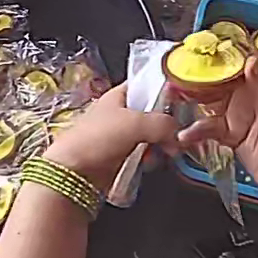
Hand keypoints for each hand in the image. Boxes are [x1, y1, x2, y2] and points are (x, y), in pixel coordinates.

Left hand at [42, 82, 180, 191]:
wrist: (73, 173)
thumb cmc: (99, 138)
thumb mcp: (136, 122)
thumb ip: (163, 123)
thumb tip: (179, 134)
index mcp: (119, 95)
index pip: (147, 85)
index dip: (166, 91)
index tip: (184, 102)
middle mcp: (120, 113)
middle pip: (153, 113)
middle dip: (167, 125)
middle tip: (177, 135)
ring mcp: (120, 136)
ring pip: (151, 136)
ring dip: (160, 144)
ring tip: (165, 152)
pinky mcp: (120, 157)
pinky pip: (144, 154)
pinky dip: (150, 158)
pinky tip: (151, 163)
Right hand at [176, 55, 257, 209]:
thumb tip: (249, 60)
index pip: (244, 60)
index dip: (223, 51)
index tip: (200, 47)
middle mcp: (252, 96)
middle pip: (220, 79)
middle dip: (198, 75)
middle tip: (175, 74)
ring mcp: (240, 116)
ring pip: (210, 101)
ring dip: (192, 100)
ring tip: (172, 100)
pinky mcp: (232, 136)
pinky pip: (209, 128)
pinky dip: (196, 130)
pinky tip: (185, 134)